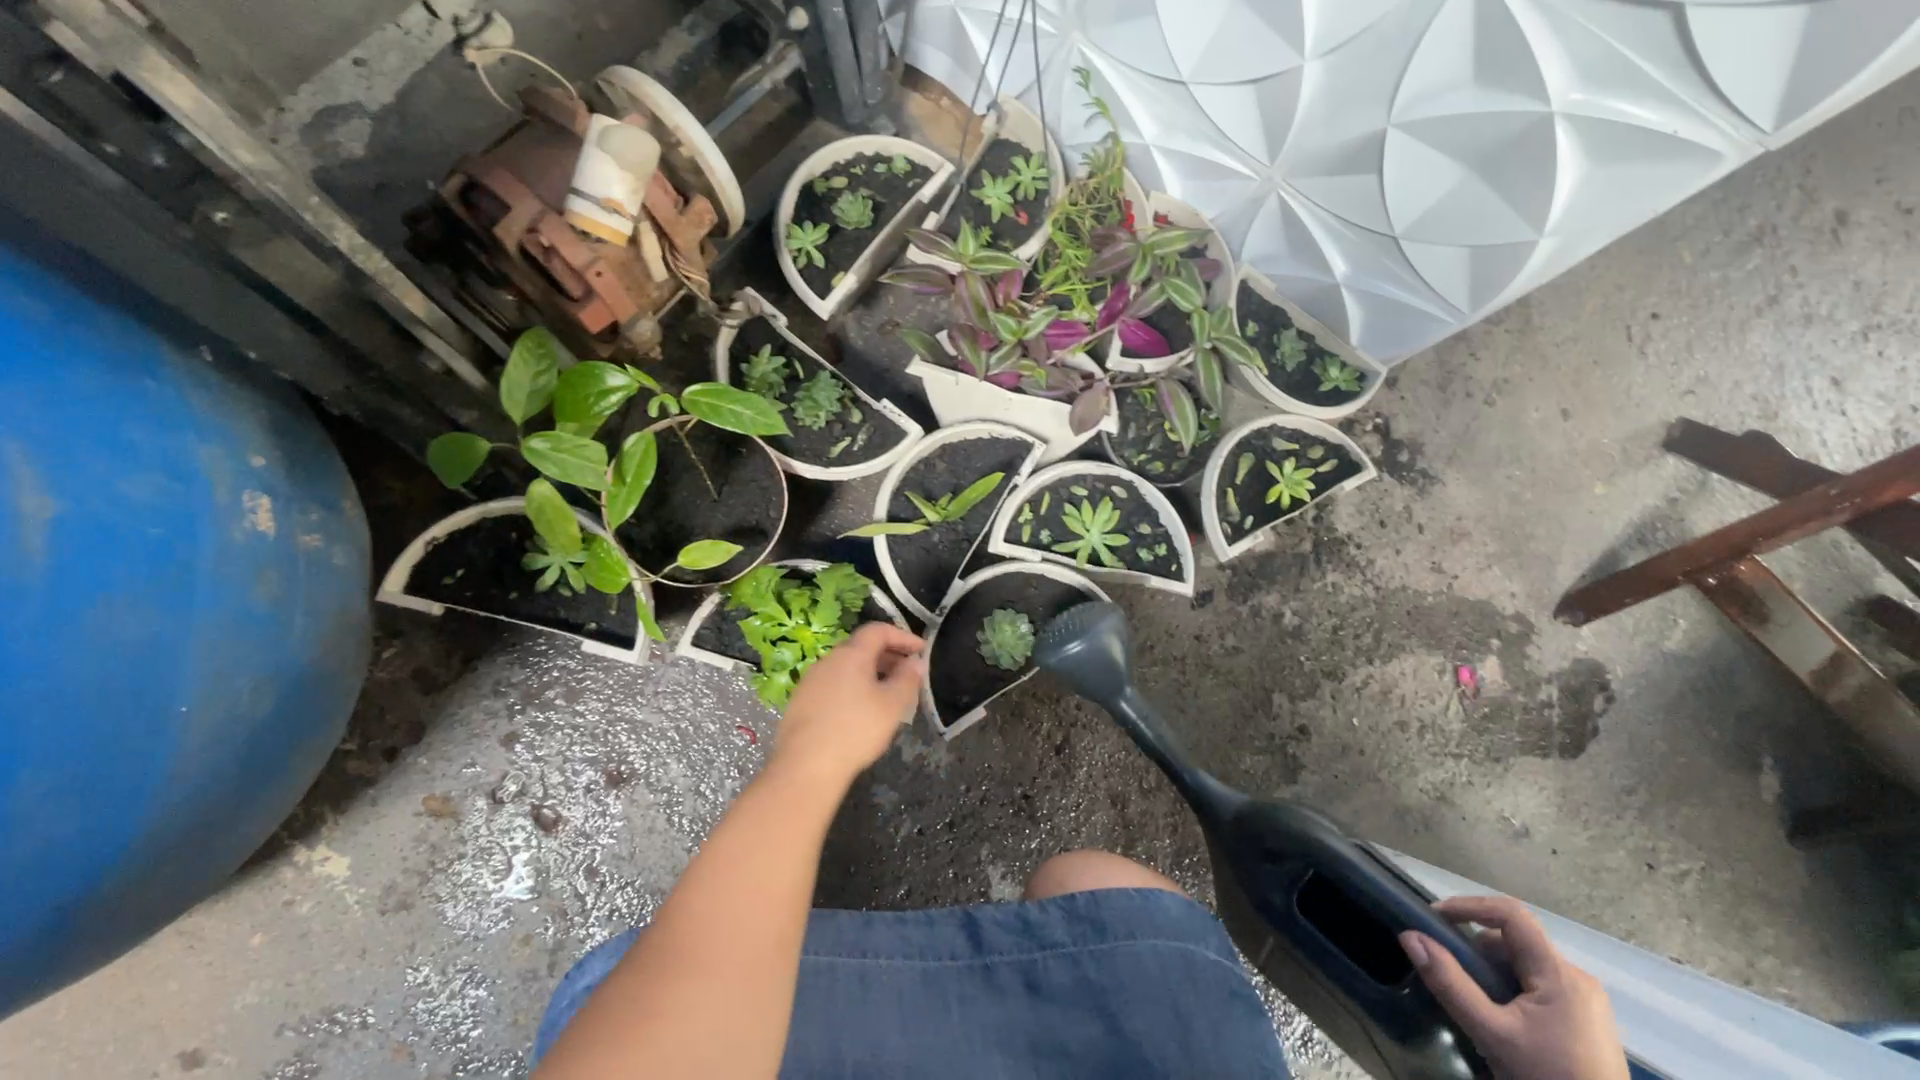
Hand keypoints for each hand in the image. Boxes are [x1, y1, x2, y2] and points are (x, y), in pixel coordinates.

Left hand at [771, 623, 925, 787]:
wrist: (806, 765)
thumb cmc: (856, 730)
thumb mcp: (892, 705)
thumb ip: (907, 679)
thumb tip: (916, 662)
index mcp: (851, 654)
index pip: (878, 631)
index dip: (903, 636)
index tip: (921, 649)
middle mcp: (827, 660)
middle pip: (860, 647)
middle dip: (887, 655)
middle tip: (907, 672)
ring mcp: (810, 680)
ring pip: (845, 667)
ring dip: (869, 672)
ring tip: (886, 692)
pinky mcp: (800, 701)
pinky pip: (832, 684)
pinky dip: (851, 687)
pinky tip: (859, 710)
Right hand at [1400, 896, 1627, 1079]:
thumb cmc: (1547, 1079)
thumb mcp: (1491, 1033)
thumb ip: (1449, 984)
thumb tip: (1410, 937)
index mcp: (1559, 973)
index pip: (1511, 914)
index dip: (1469, 906)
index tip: (1433, 917)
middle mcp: (1577, 978)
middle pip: (1516, 941)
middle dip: (1476, 949)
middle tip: (1446, 972)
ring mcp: (1586, 1001)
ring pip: (1526, 966)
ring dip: (1492, 972)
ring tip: (1472, 1004)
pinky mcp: (1586, 1022)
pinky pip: (1539, 987)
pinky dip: (1510, 990)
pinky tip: (1500, 1021)